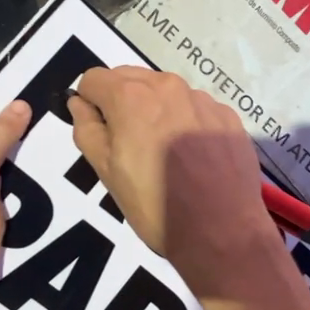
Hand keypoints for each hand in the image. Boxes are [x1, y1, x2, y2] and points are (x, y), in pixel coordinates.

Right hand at [66, 68, 280, 301]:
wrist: (221, 231)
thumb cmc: (154, 205)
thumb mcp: (105, 171)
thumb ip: (86, 129)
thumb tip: (80, 103)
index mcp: (132, 96)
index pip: (94, 79)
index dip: (90, 104)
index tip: (99, 131)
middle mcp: (169, 87)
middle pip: (131, 79)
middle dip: (122, 102)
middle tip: (128, 144)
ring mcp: (204, 100)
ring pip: (166, 93)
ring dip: (157, 111)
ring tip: (164, 154)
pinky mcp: (229, 117)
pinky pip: (197, 109)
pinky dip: (188, 123)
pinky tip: (194, 158)